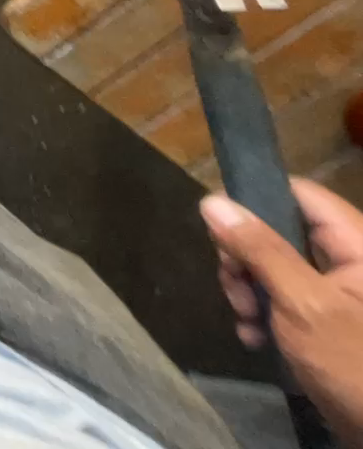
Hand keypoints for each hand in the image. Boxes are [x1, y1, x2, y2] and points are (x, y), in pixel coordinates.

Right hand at [203, 179, 362, 445]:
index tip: (221, 227)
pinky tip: (257, 334)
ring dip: (248, 288)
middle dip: (245, 257)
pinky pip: (287, 294)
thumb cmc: (357, 365)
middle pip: (283, 231)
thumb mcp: (303, 305)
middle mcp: (357, 266)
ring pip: (277, 264)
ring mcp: (348, 294)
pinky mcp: (337, 318)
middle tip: (234, 287)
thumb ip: (260, 249)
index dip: (257, 199)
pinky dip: (264, 310)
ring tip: (246, 318)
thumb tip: (213, 200)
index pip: (304, 196)